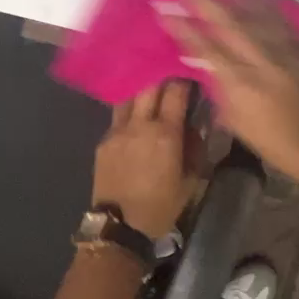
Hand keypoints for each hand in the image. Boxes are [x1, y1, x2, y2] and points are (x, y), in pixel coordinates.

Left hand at [92, 80, 193, 238]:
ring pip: (130, 95)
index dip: (184, 78)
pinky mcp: (103, 140)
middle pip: (150, 85)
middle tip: (171, 71)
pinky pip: (119, 115)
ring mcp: (118, 130)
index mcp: (166, 134)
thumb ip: (194, 147)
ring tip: (152, 86)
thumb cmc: (161, 206)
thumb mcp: (190, 180)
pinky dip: (130, 108)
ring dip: (142, 88)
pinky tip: (137, 113)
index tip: (191, 72)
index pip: (176, 92)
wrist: (120, 227)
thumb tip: (194, 125)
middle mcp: (140, 124)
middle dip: (162, 75)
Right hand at [163, 0, 298, 181]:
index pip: (206, 48)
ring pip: (256, 14)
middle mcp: (263, 63)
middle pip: (229, 23)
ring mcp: (286, 52)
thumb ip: (219, 87)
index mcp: (242, 85)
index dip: (184, 27)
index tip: (164, 8)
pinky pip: (280, 19)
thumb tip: (204, 60)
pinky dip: (264, 1)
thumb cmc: (272, 141)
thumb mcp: (235, 120)